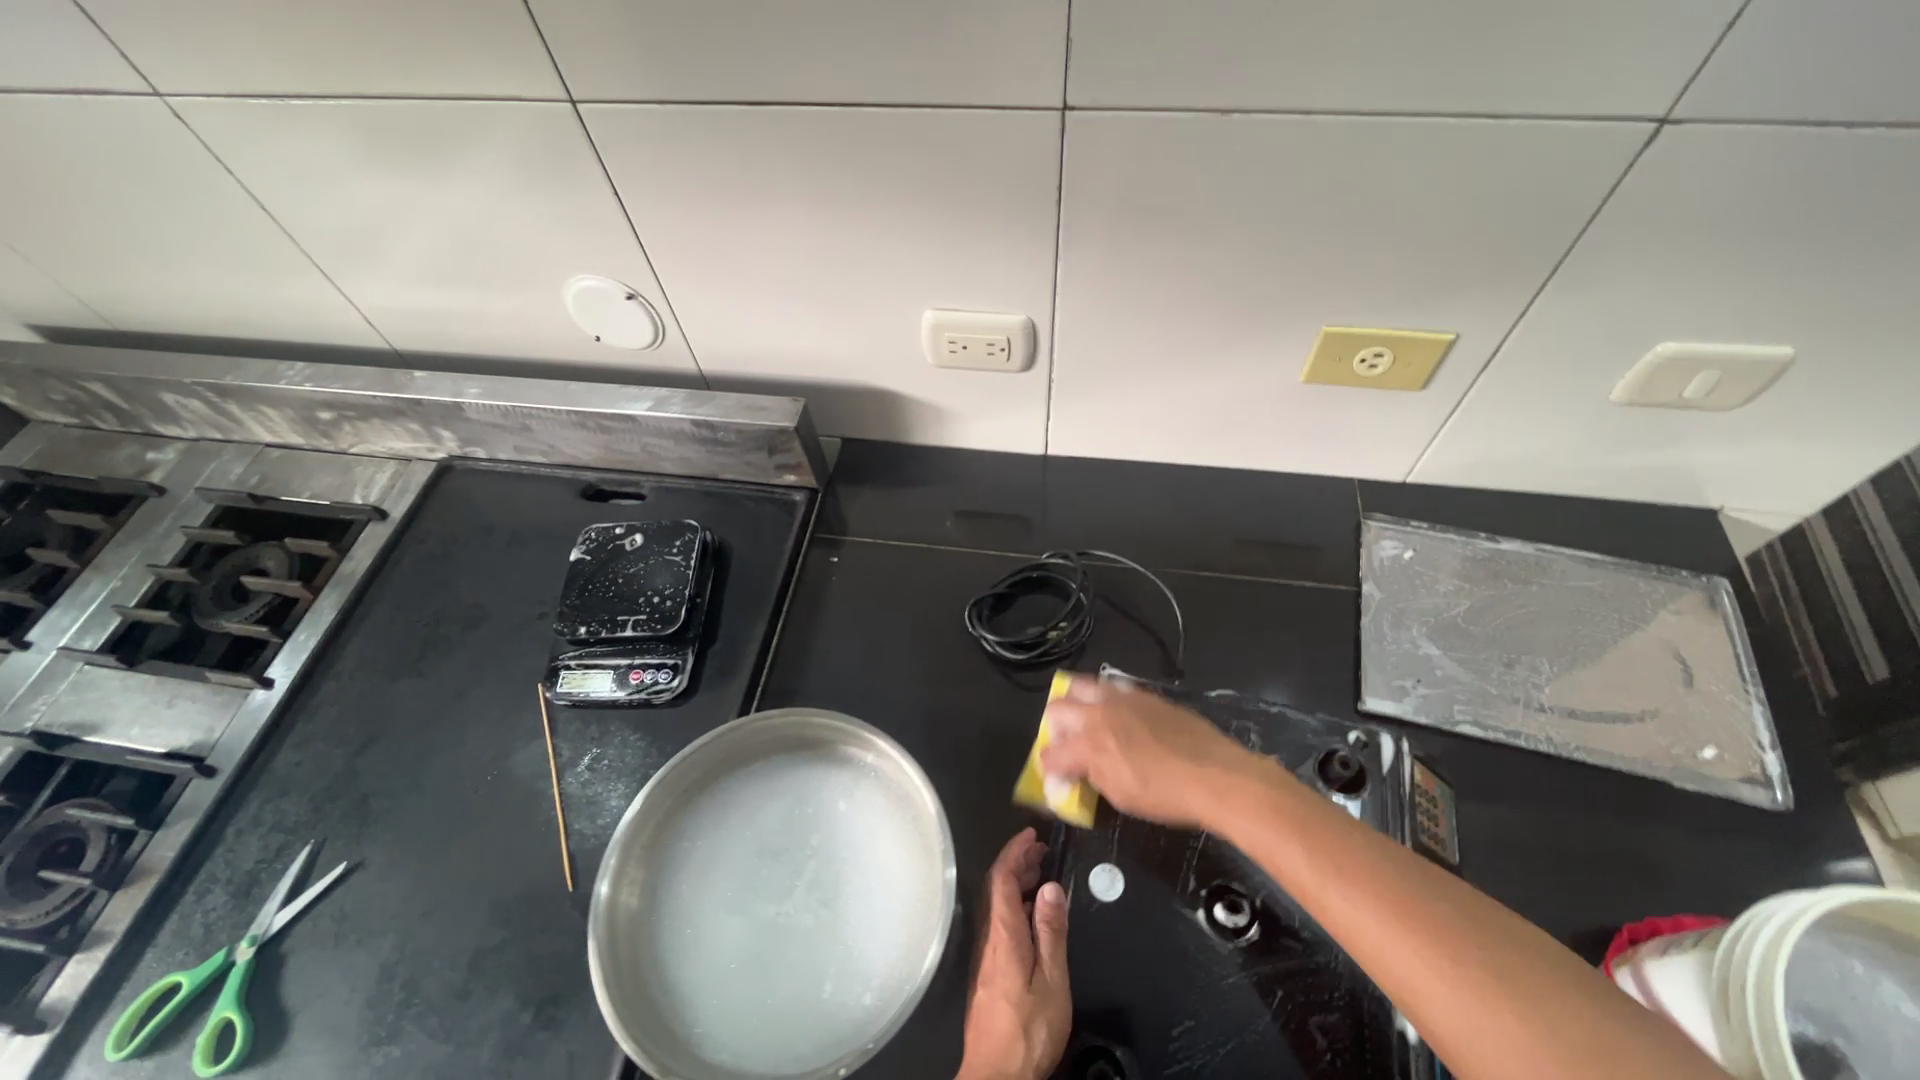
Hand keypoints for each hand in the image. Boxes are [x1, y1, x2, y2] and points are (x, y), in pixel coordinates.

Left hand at [958, 828, 1070, 1079]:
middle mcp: (989, 939)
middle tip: (1042, 850)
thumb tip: (1052, 887)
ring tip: (1041, 875)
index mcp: (1004, 935)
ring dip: (1016, 883)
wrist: (997, 1074)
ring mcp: (985, 956)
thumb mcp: (1052, 981)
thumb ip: (1051, 932)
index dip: (1015, 852)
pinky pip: (1000, 923)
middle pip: (997, 888)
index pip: (1003, 879)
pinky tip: (1033, 915)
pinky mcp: (988, 972)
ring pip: (997, 906)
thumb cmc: (1029, 1029)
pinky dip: (1016, 905)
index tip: (1032, 835)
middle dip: (1017, 863)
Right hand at [1039, 674, 1258, 829]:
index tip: (1054, 777)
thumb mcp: (1120, 797)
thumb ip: (1092, 778)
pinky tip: (1118, 718)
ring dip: (1076, 704)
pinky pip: (1114, 689)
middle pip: (1058, 709)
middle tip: (1066, 745)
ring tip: (1086, 722)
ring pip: (1083, 687)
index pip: (1051, 753)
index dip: (1048, 768)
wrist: (1216, 774)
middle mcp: (1100, 713)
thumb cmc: (1167, 796)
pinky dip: (1105, 701)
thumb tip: (1079, 772)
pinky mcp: (1146, 695)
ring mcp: (1124, 698)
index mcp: (1089, 744)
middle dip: (1054, 728)